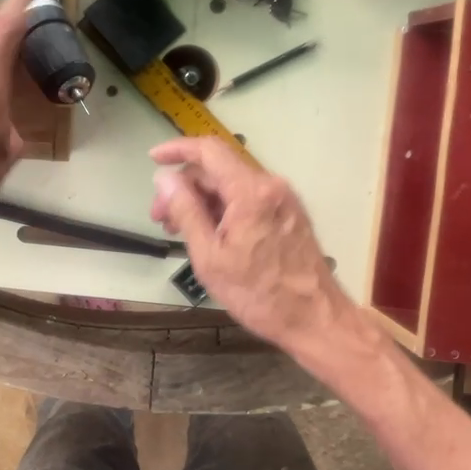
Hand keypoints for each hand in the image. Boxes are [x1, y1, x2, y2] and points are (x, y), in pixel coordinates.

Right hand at [150, 138, 354, 346]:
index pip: (208, 151)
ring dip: (202, 200)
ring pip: (232, 185)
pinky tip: (208, 232)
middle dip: (185, 186)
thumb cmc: (259, 294)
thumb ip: (185, 211)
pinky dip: (223, 208)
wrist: (316, 320)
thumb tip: (165, 178)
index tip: (153, 158)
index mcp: (250, 192)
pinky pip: (248, 198)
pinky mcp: (289, 214)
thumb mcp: (210, 256)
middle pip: (218, 170)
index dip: (177, 149)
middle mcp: (270, 186)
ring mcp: (283, 199)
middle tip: (161, 217)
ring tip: (180, 229)